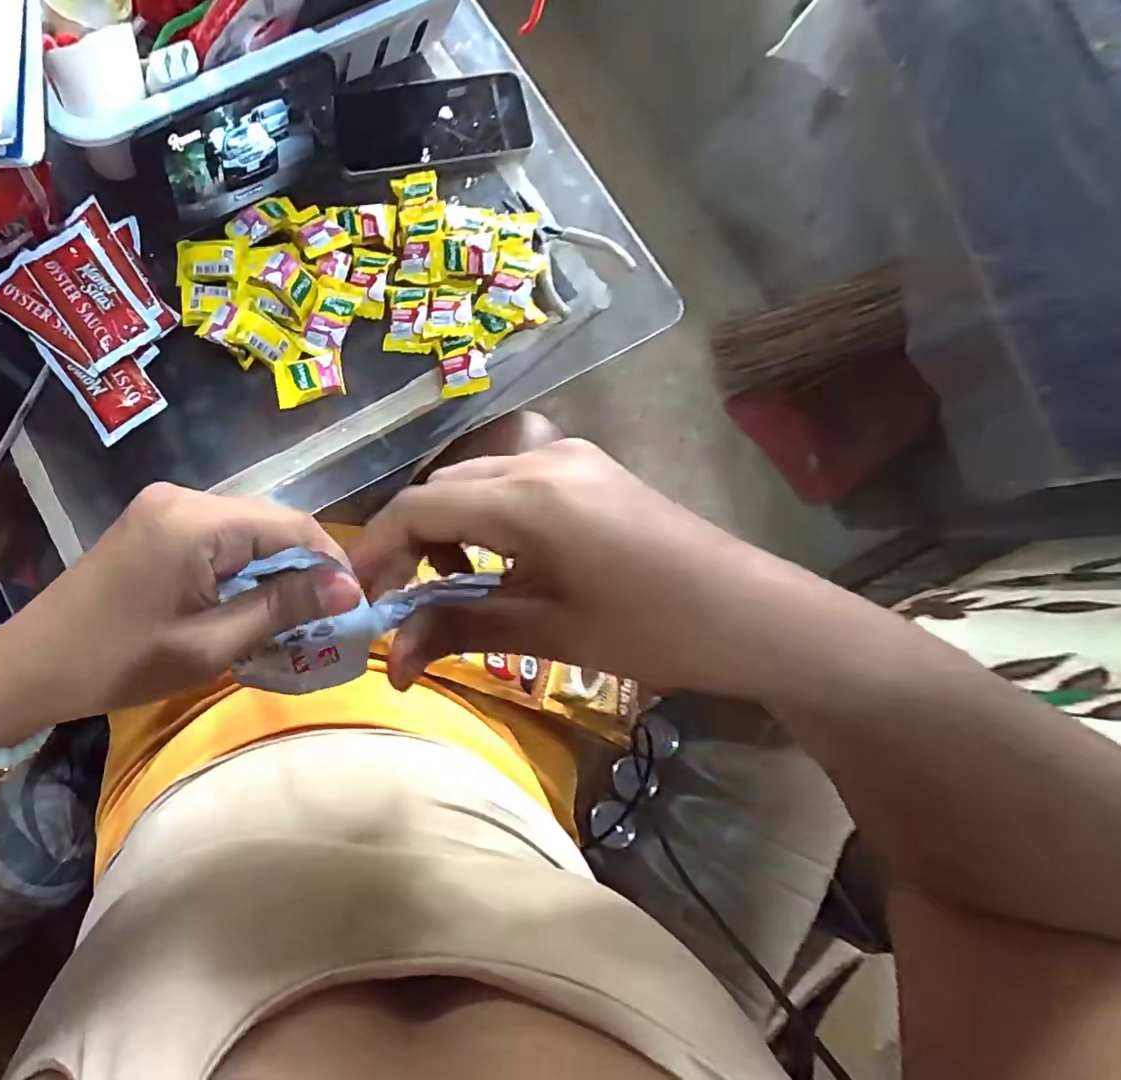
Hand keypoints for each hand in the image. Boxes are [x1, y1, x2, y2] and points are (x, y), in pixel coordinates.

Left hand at [0, 484, 363, 738]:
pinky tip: (250, 598)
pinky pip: (218, 535)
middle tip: (328, 615)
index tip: (355, 603)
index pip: (292, 525)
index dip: (332, 561)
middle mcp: (183, 496)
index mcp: (196, 521)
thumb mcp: (210, 644)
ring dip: (274, 567)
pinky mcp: (155, 520)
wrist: (32, 665)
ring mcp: (165, 504)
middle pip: (270, 521)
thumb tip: (348, 588)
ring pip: (247, 528)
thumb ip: (282, 608)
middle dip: (304, 566)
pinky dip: (243, 565)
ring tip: (294, 613)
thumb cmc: (120, 663)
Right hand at [352, 439, 837, 699]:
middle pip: (438, 489)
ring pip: (469, 481)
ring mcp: (566, 456)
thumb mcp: (546, 632)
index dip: (377, 550)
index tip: (360, 597)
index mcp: (526, 497)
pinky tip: (499, 556)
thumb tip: (389, 664)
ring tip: (452, 581)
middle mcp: (538, 459)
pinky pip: (506, 481)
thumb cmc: (653, 630)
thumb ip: (456, 630)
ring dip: (443, 528)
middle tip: (402, 601)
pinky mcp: (585, 467)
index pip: (417, 508)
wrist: (759, 618)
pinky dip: (480, 516)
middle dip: (407, 543)